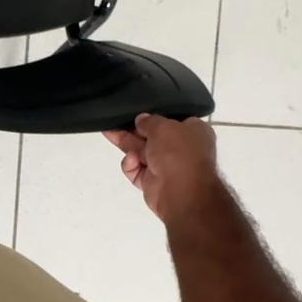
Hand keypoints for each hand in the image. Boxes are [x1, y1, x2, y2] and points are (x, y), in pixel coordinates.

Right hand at [103, 114, 218, 224]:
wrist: (180, 192)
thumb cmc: (178, 152)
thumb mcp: (163, 127)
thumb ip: (149, 121)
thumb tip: (140, 119)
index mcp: (192, 132)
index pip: (172, 120)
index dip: (154, 115)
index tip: (138, 110)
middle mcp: (180, 148)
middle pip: (151, 136)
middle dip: (133, 129)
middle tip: (114, 120)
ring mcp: (165, 166)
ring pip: (140, 151)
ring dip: (126, 143)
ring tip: (108, 132)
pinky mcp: (151, 181)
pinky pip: (136, 169)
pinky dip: (131, 165)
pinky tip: (131, 161)